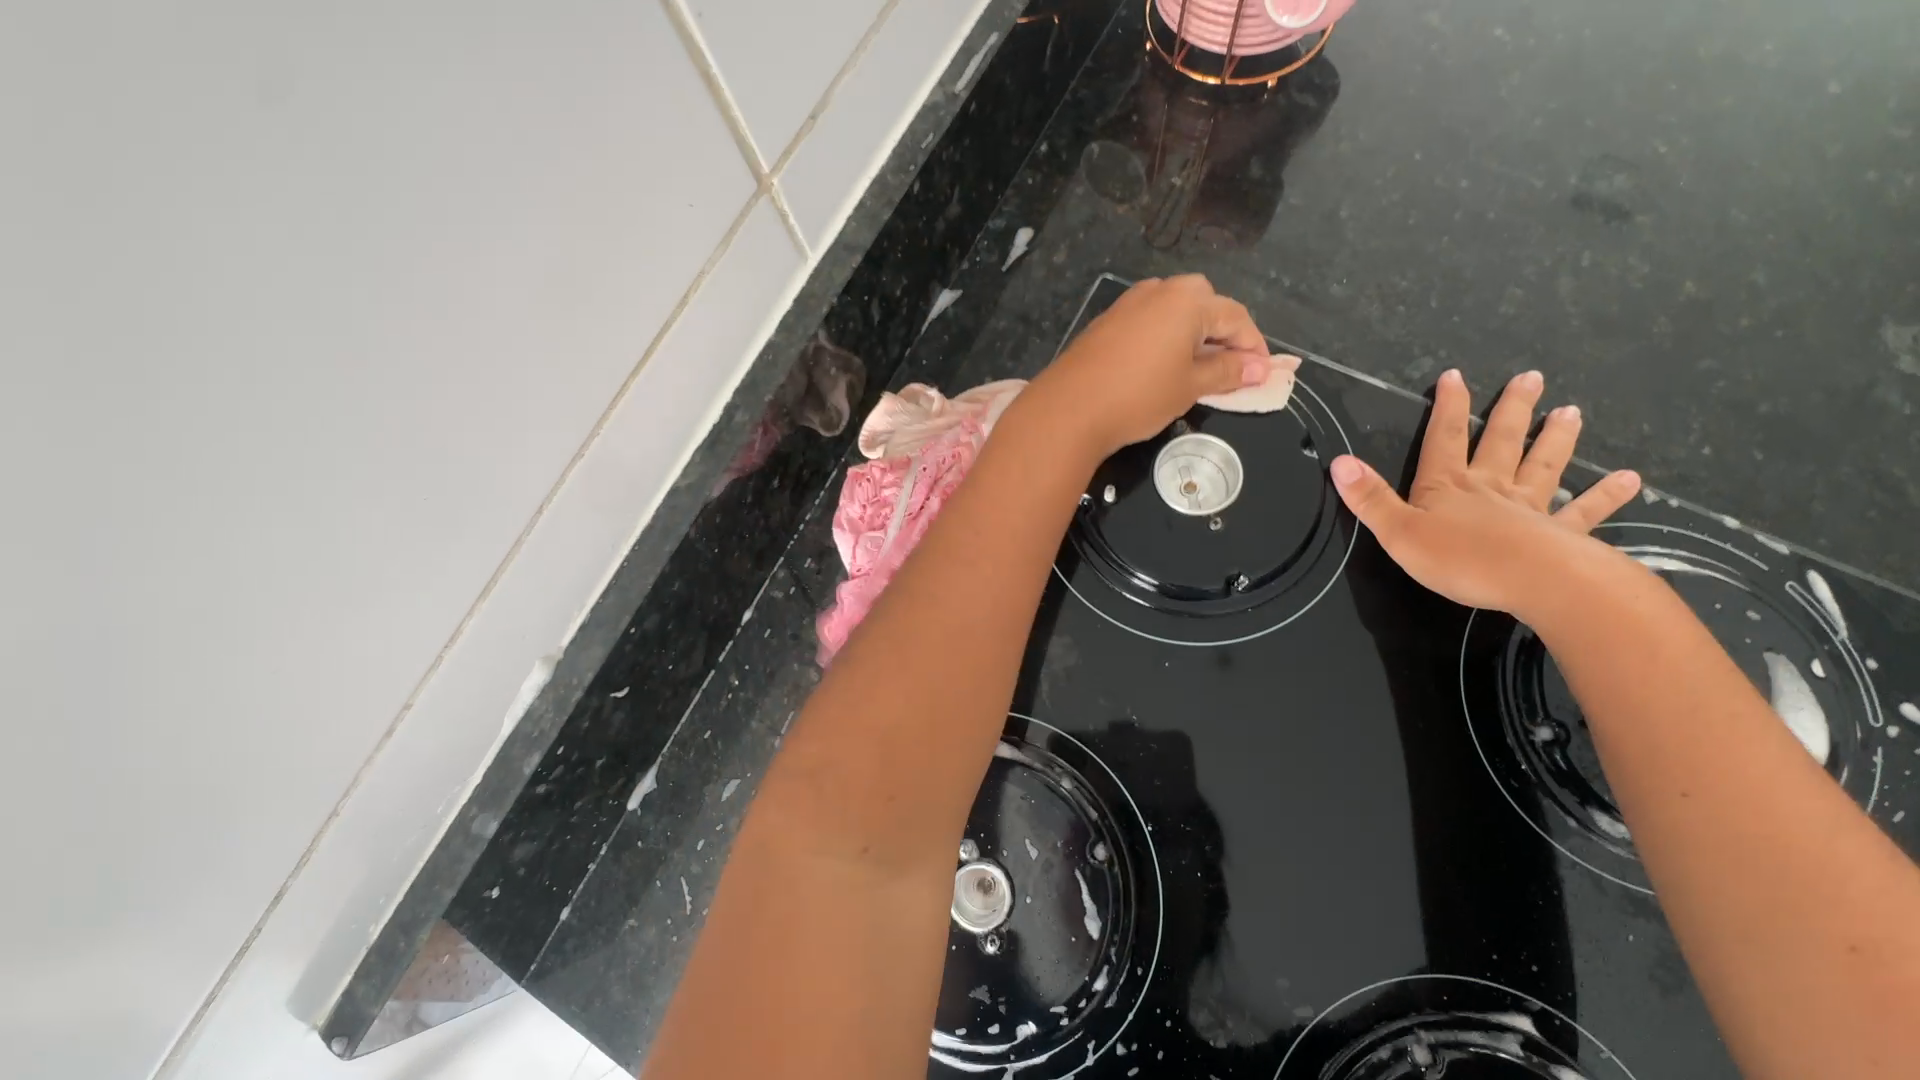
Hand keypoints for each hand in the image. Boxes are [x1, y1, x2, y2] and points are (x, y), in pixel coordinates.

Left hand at [1026, 275, 1296, 456]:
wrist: (1069, 409)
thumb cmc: (1138, 396)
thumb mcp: (1190, 386)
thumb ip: (1227, 372)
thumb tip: (1258, 369)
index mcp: (1188, 300)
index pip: (1236, 318)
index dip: (1254, 347)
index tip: (1263, 375)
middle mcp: (1160, 291)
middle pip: (1206, 306)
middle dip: (1225, 335)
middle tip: (1233, 370)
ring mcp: (1130, 303)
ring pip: (1176, 312)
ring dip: (1195, 336)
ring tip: (1201, 371)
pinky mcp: (1109, 321)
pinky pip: (1151, 322)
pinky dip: (1167, 339)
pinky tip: (1166, 367)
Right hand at [1329, 368, 1642, 616]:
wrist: (1532, 582)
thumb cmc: (1459, 559)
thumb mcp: (1397, 532)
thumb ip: (1370, 499)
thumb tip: (1339, 461)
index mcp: (1448, 487)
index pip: (1443, 439)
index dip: (1447, 408)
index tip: (1455, 376)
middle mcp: (1491, 488)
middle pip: (1500, 441)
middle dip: (1512, 409)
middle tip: (1531, 378)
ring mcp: (1531, 508)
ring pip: (1543, 466)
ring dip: (1556, 438)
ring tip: (1572, 412)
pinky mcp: (1562, 535)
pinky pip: (1586, 512)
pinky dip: (1606, 495)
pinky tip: (1629, 481)